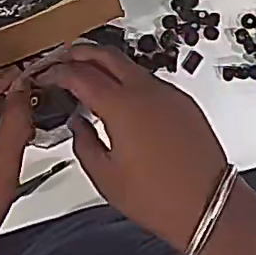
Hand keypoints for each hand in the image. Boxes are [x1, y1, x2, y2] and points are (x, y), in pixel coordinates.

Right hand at [46, 44, 229, 252]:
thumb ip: (84, 144)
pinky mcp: (182, 100)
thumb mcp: (106, 177)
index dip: (59, 71)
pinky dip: (129, 80)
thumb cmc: (160, 196)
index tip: (48, 74)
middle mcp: (146, 91)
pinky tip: (121, 97)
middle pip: (107, 55)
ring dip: (106, 64)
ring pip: (130, 65)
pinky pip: (149, 80)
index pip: (81, 74)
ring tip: (89, 77)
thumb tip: (78, 125)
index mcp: (122, 106)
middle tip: (64, 59)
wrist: (207, 202)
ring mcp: (167, 92)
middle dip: (81, 52)